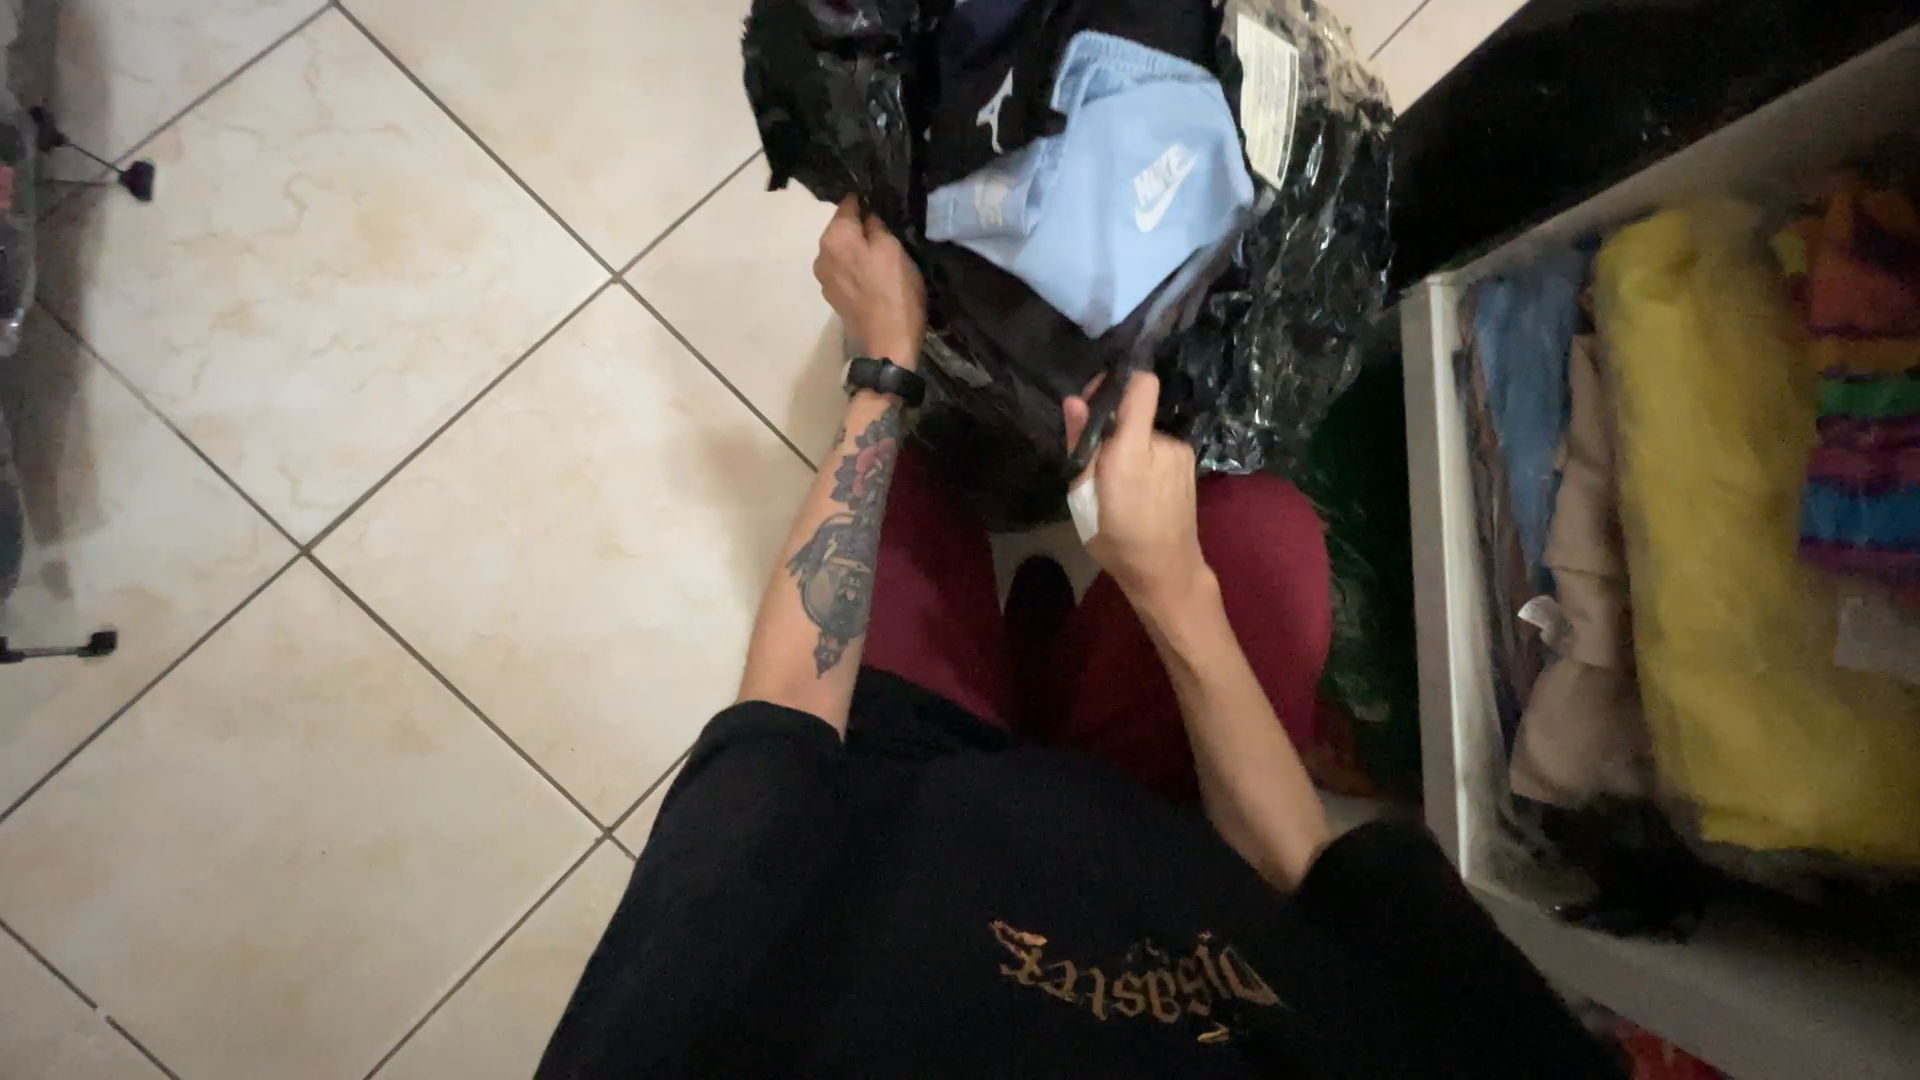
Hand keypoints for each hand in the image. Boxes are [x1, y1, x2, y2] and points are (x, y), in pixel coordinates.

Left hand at [815, 196, 926, 368]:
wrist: (889, 342)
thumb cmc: (894, 291)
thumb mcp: (893, 247)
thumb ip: (876, 224)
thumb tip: (867, 214)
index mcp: (833, 236)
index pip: (848, 204)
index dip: (867, 204)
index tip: (884, 212)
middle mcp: (821, 254)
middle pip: (842, 230)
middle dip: (861, 231)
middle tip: (887, 239)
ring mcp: (824, 279)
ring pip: (843, 253)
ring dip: (858, 253)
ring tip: (881, 262)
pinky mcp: (833, 298)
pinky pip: (844, 274)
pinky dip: (856, 272)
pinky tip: (873, 281)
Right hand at [1064, 373, 1212, 620]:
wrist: (1166, 571)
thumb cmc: (1116, 540)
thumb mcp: (1083, 497)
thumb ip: (1081, 445)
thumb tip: (1074, 401)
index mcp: (1132, 452)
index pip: (1140, 386)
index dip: (1117, 382)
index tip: (1095, 401)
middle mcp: (1163, 443)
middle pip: (1135, 412)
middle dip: (1114, 429)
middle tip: (1097, 465)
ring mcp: (1181, 452)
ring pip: (1145, 433)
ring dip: (1129, 448)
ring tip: (1118, 484)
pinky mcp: (1189, 462)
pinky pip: (1159, 448)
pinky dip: (1145, 460)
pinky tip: (1139, 490)